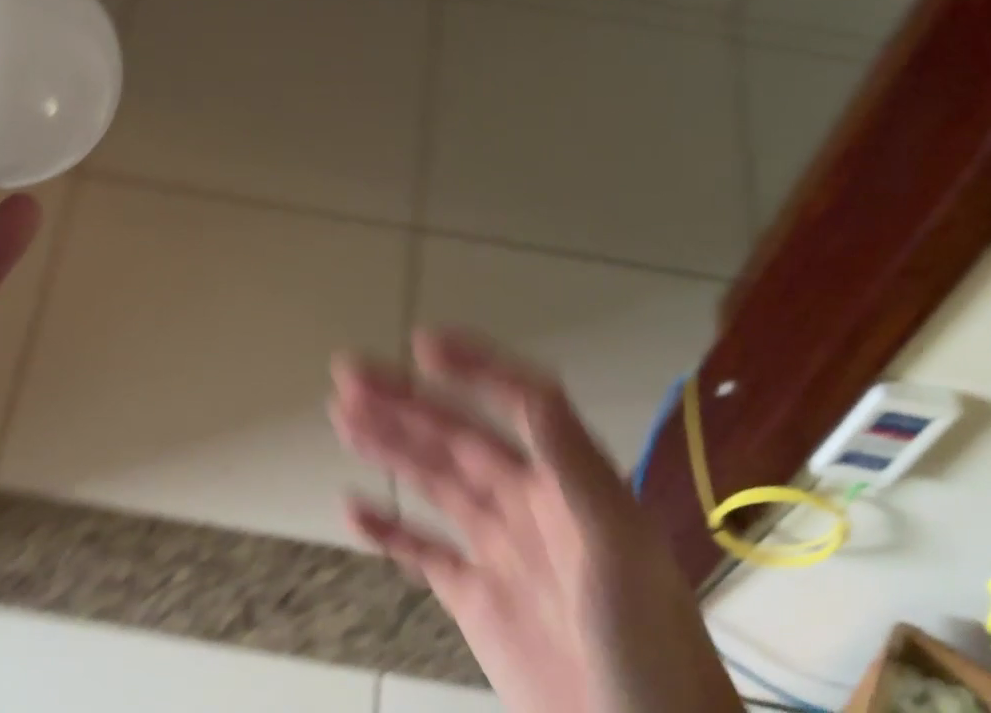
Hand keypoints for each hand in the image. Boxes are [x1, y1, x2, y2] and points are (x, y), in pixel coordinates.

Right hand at [331, 330, 742, 712]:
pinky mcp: (477, 600)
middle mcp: (529, 504)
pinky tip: (353, 507)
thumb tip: (533, 391)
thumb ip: (572, 467)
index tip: (422, 345)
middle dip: (405, 402)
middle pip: (458, 438)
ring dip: (391, 447)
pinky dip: (388, 531)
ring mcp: (500, 552)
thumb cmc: (646, 645)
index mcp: (569, 483)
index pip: (518, 404)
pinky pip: (424, 554)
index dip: (472, 370)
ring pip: (434, 484)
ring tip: (344, 416)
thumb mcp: (618, 548)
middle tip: (350, 373)